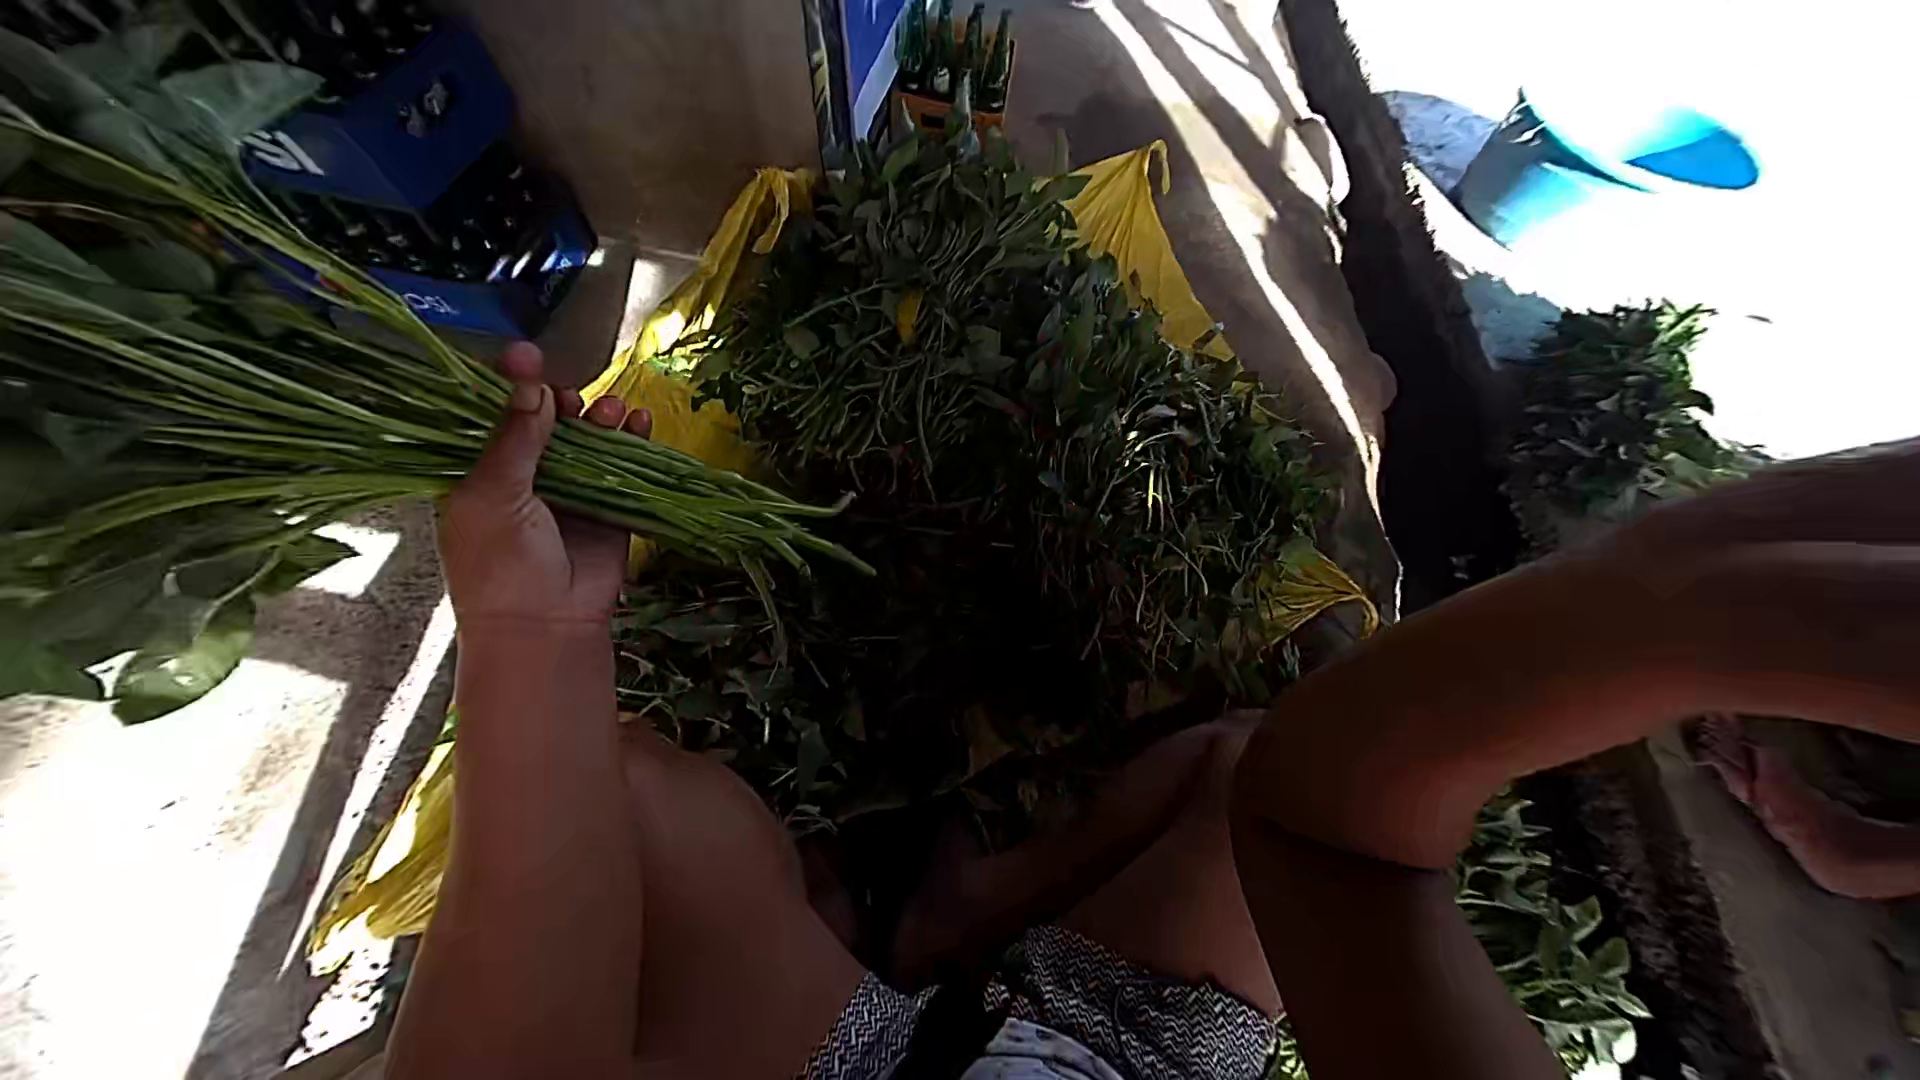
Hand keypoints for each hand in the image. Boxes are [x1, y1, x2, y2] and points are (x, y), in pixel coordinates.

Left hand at [438, 342, 653, 631]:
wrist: (547, 621)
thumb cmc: (500, 562)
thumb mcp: (494, 495)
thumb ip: (517, 441)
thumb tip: (534, 387)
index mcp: (481, 475)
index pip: (496, 418)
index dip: (511, 387)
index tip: (526, 355)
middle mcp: (527, 479)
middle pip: (549, 426)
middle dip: (562, 404)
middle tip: (575, 398)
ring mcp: (572, 494)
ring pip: (589, 444)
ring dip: (602, 422)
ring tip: (614, 409)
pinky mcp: (610, 509)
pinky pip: (623, 470)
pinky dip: (634, 445)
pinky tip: (641, 422)